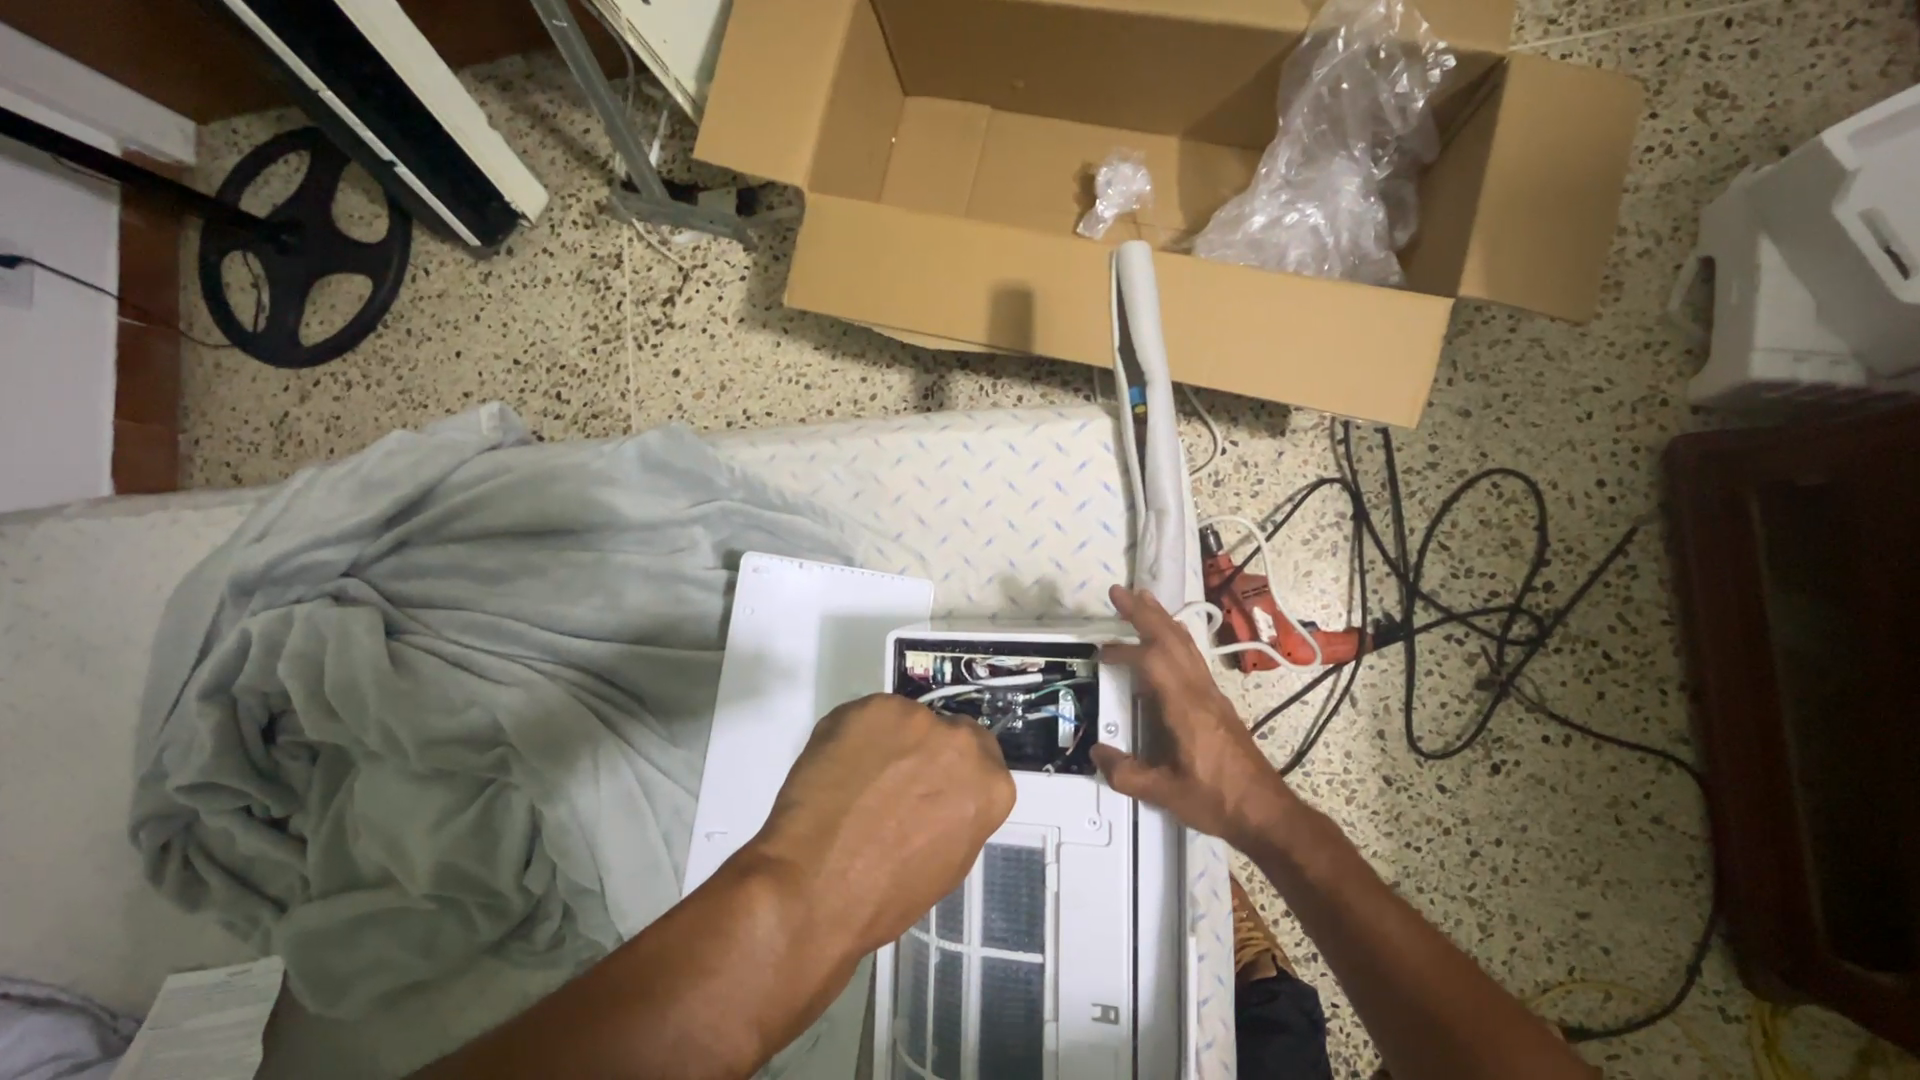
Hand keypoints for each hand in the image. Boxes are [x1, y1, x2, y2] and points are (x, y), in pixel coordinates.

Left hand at [748, 694, 1015, 954]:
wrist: (818, 887)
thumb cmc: (887, 894)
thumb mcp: (950, 862)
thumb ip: (958, 813)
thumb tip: (938, 797)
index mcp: (991, 784)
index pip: (981, 757)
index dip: (951, 771)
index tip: (930, 784)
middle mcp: (960, 742)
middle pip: (946, 732)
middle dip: (924, 752)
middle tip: (894, 783)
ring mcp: (914, 719)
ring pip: (903, 723)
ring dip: (887, 744)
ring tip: (857, 783)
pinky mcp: (869, 709)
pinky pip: (864, 719)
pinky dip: (852, 739)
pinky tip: (836, 773)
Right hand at [1091, 585, 1298, 847]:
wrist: (1267, 812)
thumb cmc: (1217, 800)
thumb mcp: (1165, 793)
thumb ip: (1126, 774)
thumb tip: (1097, 753)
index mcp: (1185, 708)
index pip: (1153, 661)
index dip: (1126, 650)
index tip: (1102, 652)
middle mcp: (1201, 693)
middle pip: (1172, 640)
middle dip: (1145, 613)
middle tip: (1119, 592)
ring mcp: (1213, 696)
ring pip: (1187, 645)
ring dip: (1163, 620)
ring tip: (1143, 600)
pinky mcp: (1218, 705)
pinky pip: (1194, 659)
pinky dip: (1176, 639)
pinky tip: (1169, 641)